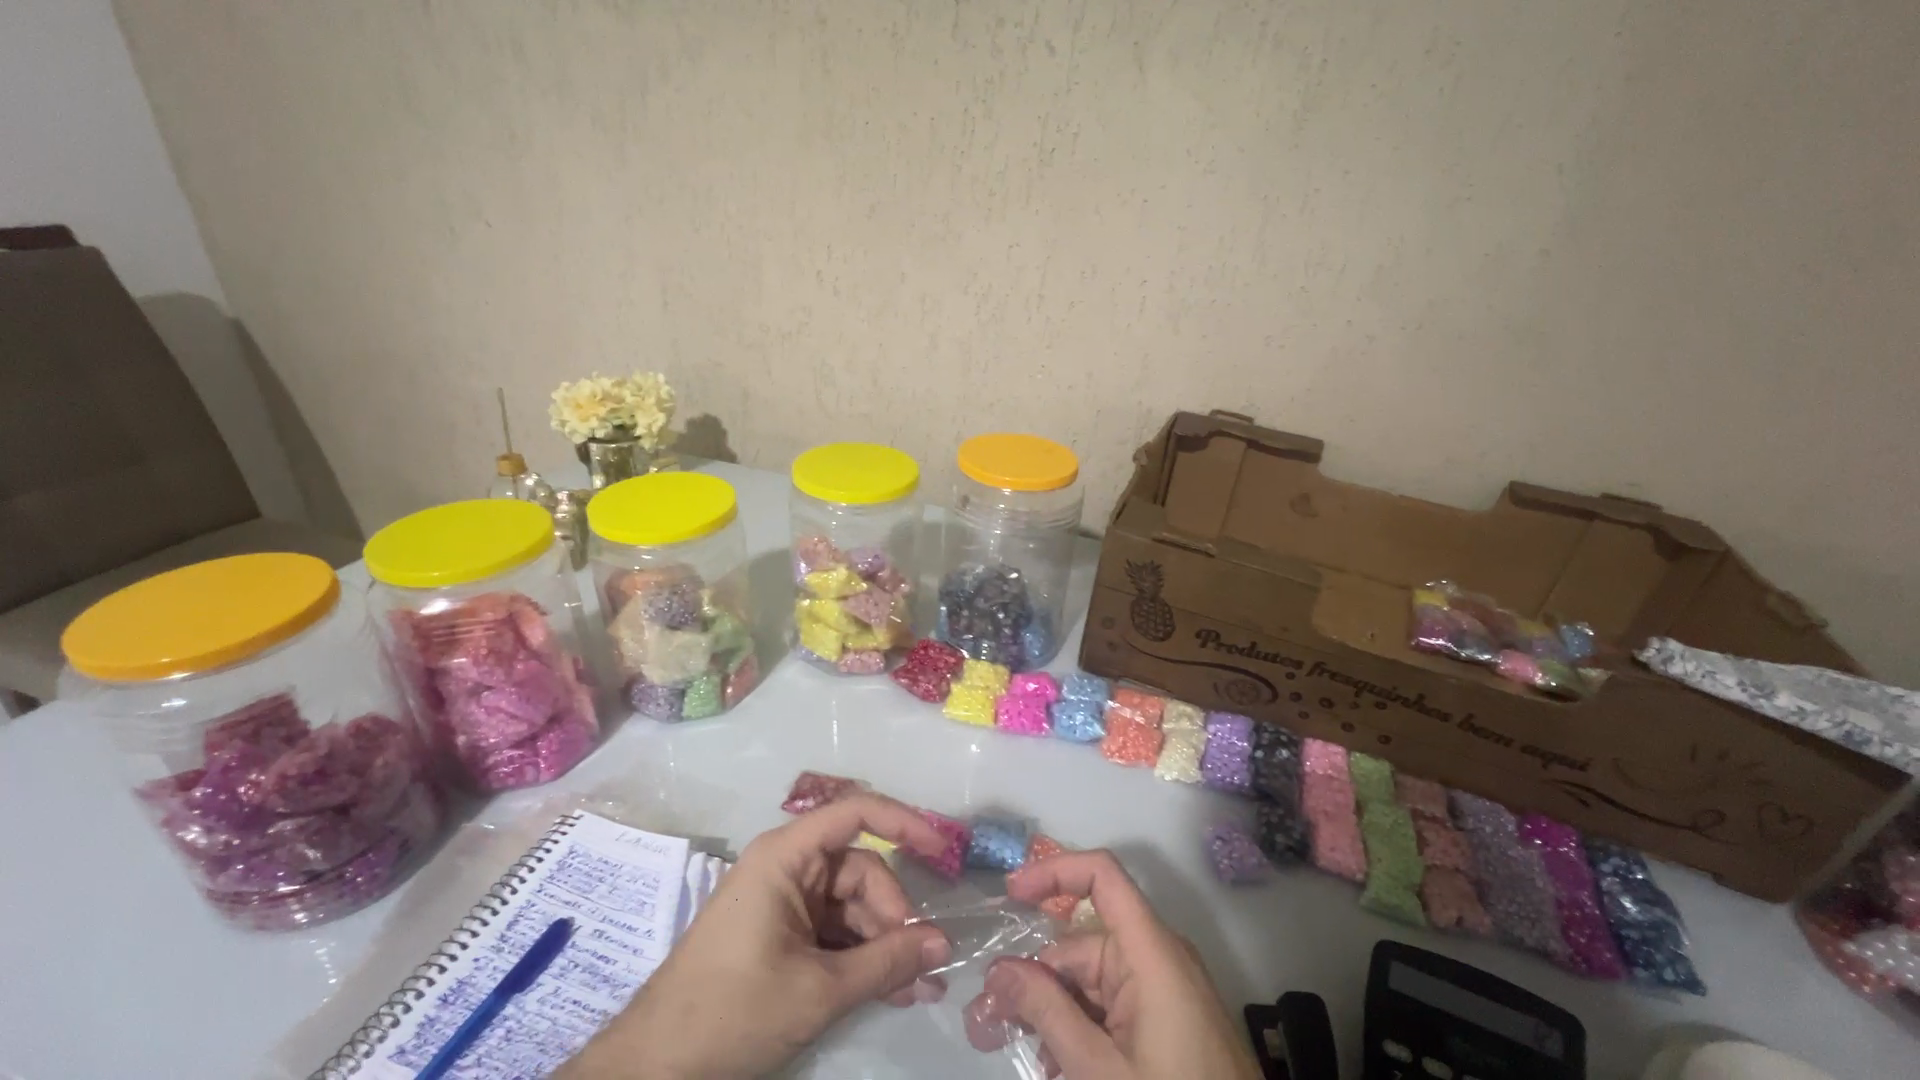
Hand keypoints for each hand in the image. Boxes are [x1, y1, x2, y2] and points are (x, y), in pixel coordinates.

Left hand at [559, 794, 954, 1079]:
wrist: (657, 1067)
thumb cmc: (732, 1010)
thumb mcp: (820, 989)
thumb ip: (887, 962)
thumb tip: (944, 943)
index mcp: (785, 858)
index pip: (855, 813)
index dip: (904, 823)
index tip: (943, 852)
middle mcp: (786, 868)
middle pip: (860, 870)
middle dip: (893, 915)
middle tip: (921, 965)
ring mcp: (782, 903)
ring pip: (852, 906)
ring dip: (883, 943)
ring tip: (914, 988)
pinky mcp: (780, 935)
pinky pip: (834, 932)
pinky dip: (861, 956)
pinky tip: (889, 990)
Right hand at [965, 850, 1261, 1079]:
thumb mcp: (1098, 1066)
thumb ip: (1046, 1012)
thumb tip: (998, 969)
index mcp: (1150, 951)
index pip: (1102, 876)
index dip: (1054, 872)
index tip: (1009, 896)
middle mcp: (1157, 958)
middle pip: (1081, 945)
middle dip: (1032, 977)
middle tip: (985, 1018)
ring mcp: (1163, 990)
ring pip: (1089, 982)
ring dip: (1051, 1011)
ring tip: (1013, 1048)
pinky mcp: (1165, 1019)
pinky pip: (1110, 1006)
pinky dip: (1079, 1027)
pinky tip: (1054, 1064)